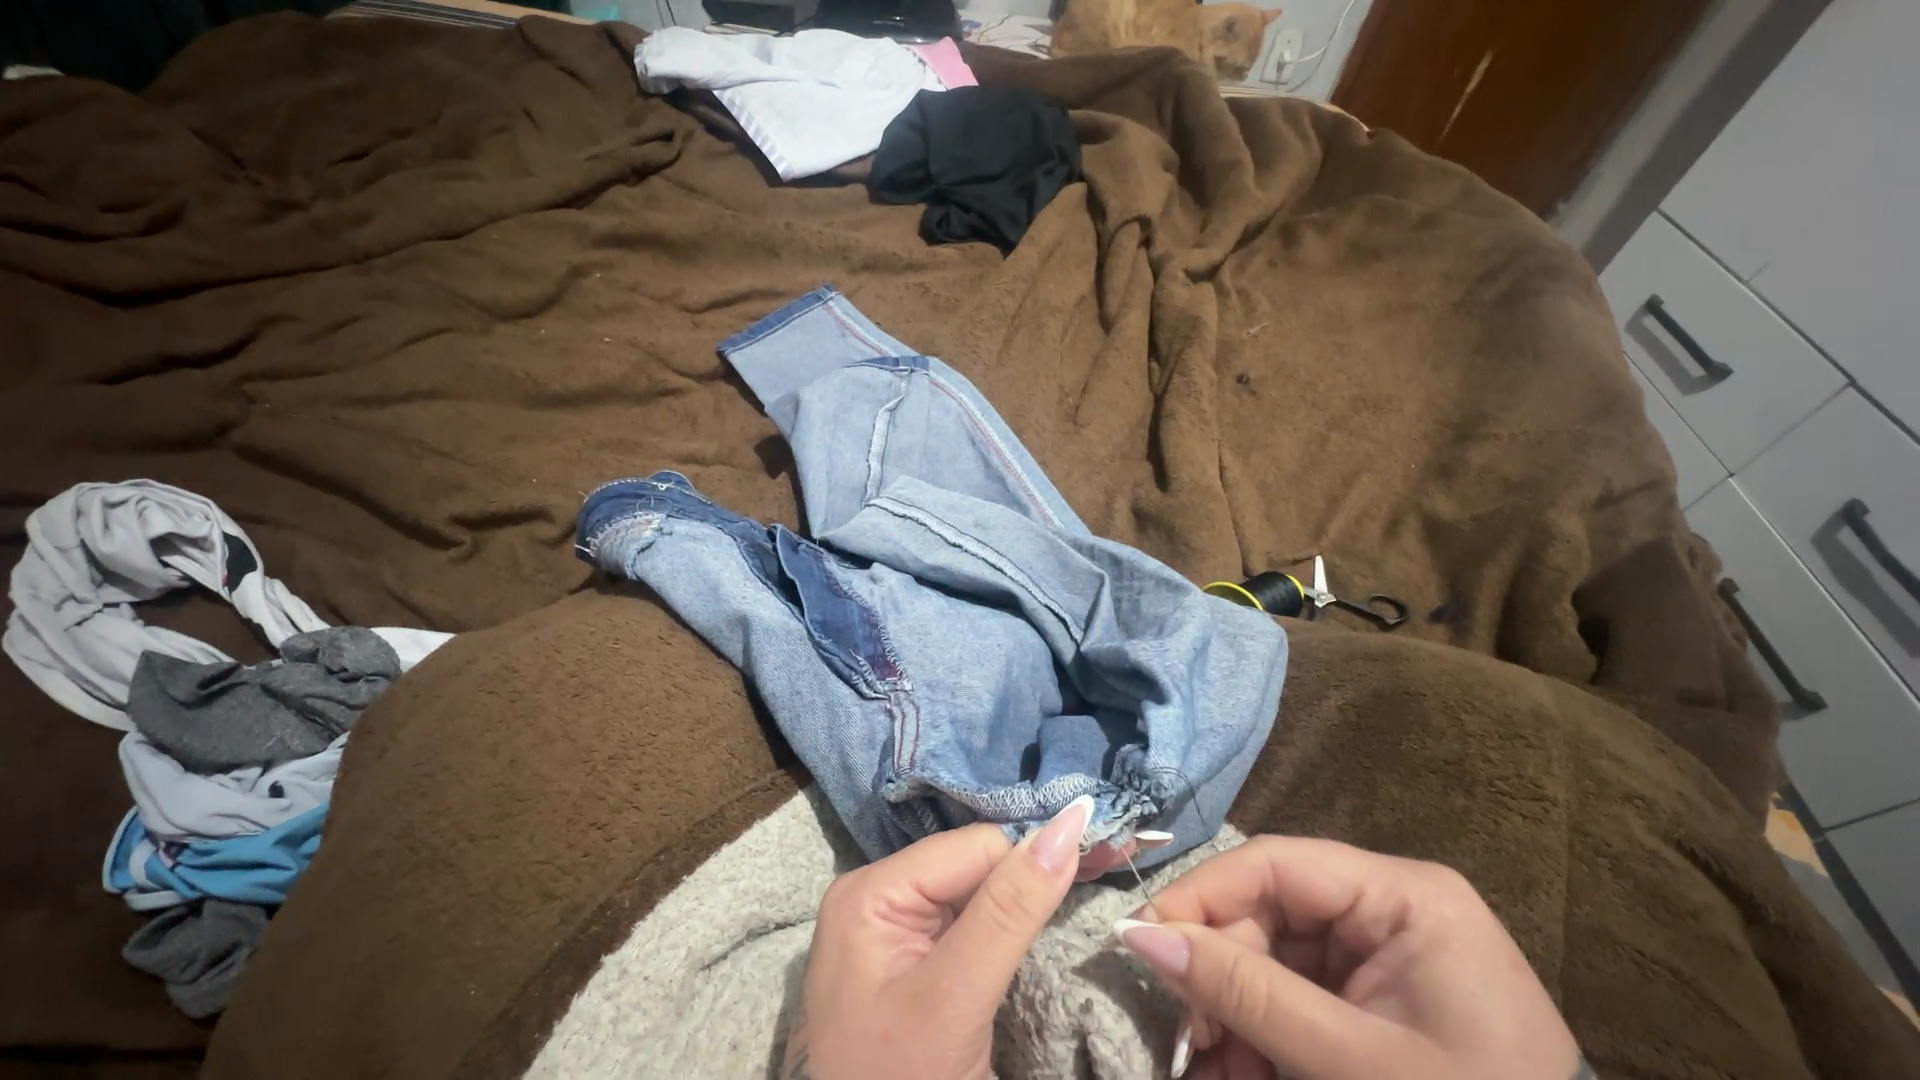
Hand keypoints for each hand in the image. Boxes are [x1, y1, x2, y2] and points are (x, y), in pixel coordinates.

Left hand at [781, 796, 1093, 1079]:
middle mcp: (877, 895)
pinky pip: (965, 919)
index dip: (1031, 862)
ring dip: (1023, 898)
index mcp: (871, 891)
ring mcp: (891, 928)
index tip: (1099, 863)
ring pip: (974, 890)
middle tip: (1105, 864)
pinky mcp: (910, 958)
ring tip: (1080, 885)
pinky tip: (1035, 922)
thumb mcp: (955, 998)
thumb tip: (1068, 824)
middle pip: (973, 864)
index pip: (972, 848)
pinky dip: (1005, 923)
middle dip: (1030, 875)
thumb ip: (1010, 910)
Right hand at [1112, 836, 1581, 1079]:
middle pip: (1268, 913)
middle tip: (1182, 1035)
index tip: (1141, 943)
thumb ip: (1247, 994)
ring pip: (1272, 958)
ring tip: (1208, 1065)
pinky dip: (1261, 1033)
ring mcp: (1383, 954)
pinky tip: (1242, 1070)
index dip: (1201, 896)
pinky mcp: (1376, 997)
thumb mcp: (1353, 1062)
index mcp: (1405, 896)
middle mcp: (1390, 908)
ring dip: (1233, 1012)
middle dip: (1218, 973)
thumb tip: (1138, 936)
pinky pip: (1295, 996)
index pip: (1275, 864)